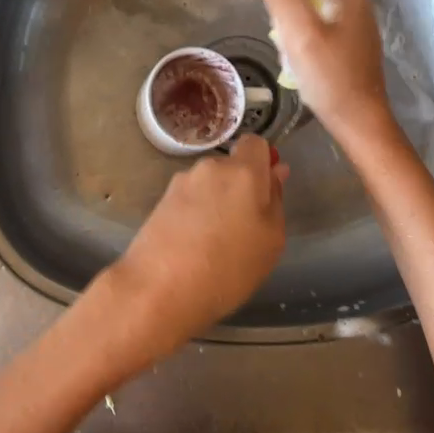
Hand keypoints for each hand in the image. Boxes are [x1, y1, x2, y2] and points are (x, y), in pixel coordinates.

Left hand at [103, 134, 287, 358]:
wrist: (158, 289)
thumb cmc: (227, 268)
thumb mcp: (270, 241)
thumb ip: (275, 200)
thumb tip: (275, 172)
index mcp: (242, 170)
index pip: (255, 143)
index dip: (263, 163)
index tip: (265, 193)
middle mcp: (210, 167)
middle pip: (232, 167)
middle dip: (239, 189)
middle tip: (244, 229)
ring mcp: (181, 182)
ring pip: (209, 185)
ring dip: (215, 204)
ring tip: (215, 245)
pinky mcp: (161, 201)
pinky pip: (189, 201)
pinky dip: (194, 216)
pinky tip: (193, 248)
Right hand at [259, 0, 398, 152]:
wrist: (359, 122)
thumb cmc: (329, 76)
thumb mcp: (299, 32)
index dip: (285, 14)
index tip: (286, 39)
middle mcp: (360, 11)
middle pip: (306, 10)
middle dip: (292, 31)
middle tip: (291, 56)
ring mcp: (359, 35)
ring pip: (312, 30)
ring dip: (298, 47)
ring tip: (298, 69)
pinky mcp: (356, 57)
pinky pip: (323, 47)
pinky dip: (311, 59)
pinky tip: (309, 77)